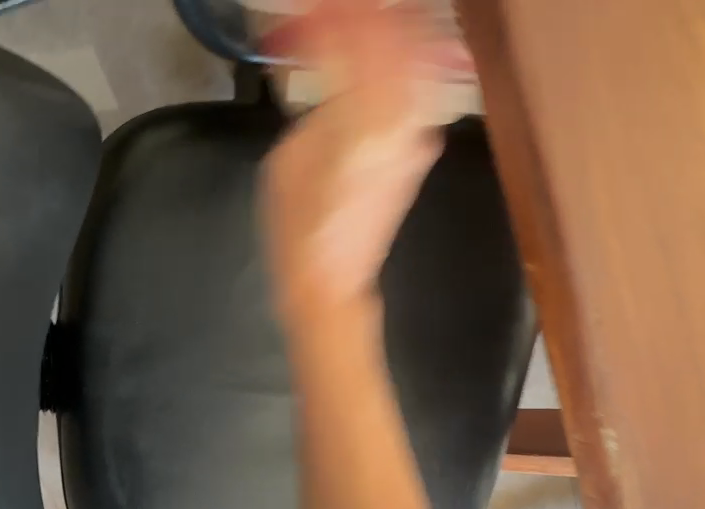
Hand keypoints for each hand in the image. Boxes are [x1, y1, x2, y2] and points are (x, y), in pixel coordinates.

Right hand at [260, 0, 465, 322]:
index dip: (334, 12)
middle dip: (370, 12)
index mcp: (365, 113)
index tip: (312, 6)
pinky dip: (399, 65)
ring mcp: (417, 133)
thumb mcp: (286, 161)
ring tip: (366, 20)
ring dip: (392, 32)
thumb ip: (313, 109)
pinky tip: (383, 57)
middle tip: (343, 6)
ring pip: (415, 59)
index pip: (356, 35)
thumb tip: (325, 79)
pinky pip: (414, 91)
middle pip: (398, 36)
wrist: (331, 284)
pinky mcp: (418, 151)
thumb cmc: (298, 230)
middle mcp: (404, 115)